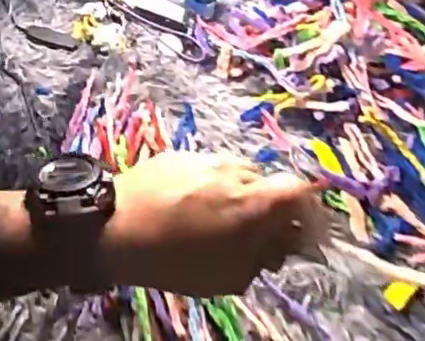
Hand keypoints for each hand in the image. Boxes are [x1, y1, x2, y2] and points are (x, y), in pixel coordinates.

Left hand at [94, 152, 321, 294]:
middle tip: (258, 238)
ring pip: (237, 173)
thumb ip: (265, 252)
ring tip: (222, 222)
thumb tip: (282, 239)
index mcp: (250, 200)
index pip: (298, 188)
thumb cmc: (178, 259)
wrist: (118, 223)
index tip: (299, 234)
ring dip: (240, 194)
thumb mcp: (233, 273)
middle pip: (267, 182)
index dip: (306, 211)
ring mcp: (202, 156)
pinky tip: (194, 208)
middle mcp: (230, 169)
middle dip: (271, 208)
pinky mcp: (178, 152)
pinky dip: (213, 186)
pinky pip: (209, 168)